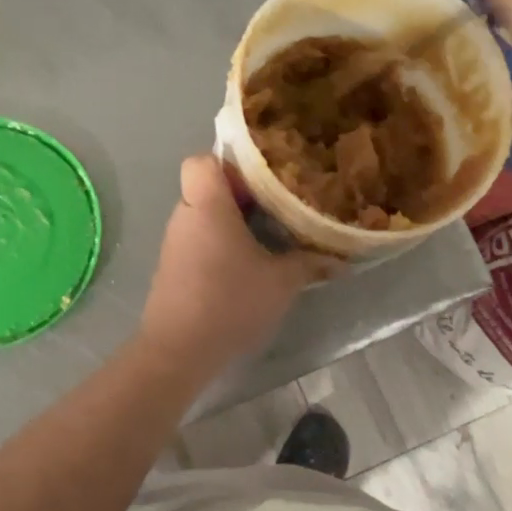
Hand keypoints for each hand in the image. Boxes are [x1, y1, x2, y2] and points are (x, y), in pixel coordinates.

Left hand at [139, 155, 339, 371]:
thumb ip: (309, 263)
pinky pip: (196, 243)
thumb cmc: (230, 302)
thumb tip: (340, 259)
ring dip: (230, 225)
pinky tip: (243, 269)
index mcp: (207, 205)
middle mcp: (184, 216)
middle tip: (275, 207)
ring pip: (202, 217)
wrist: (178, 350)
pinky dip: (217, 248)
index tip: (260, 179)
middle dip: (239, 195)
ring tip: (266, 239)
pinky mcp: (171, 270)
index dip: (229, 162)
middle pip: (207, 188)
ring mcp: (174, 244)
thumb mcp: (281, 283)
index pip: (203, 160)